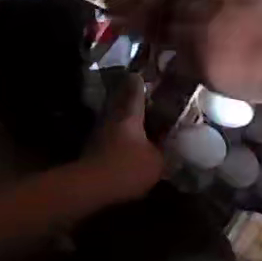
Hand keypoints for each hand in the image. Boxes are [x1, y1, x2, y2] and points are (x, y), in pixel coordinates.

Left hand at [81, 72, 163, 202]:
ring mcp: (100, 130)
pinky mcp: (93, 147)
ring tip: (145, 124)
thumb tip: (171, 146)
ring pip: (116, 117)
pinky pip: (111, 135)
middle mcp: (112, 115)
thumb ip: (165, 151)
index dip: (144, 79)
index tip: (151, 74)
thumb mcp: (157, 162)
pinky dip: (122, 136)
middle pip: (122, 100)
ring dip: (128, 119)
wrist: (90, 186)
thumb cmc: (127, 167)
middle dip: (135, 99)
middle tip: (151, 100)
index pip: (136, 86)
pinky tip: (132, 145)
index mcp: (129, 112)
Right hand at [171, 0, 261, 102]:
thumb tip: (169, 59)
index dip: (162, 29)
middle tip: (169, 7)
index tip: (157, 30)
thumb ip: (188, 65)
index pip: (171, 28)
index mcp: (196, 36)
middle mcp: (210, 12)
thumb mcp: (212, 79)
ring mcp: (235, 0)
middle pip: (185, 3)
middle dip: (174, 5)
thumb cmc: (250, 80)